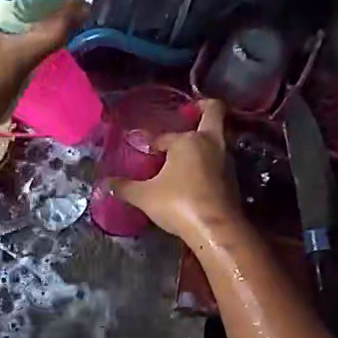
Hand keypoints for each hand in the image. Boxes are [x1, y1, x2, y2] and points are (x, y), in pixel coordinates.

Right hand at [112, 99, 242, 242]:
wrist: (216, 229)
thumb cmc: (179, 204)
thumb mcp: (144, 196)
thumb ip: (124, 187)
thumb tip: (104, 184)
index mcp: (189, 140)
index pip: (166, 135)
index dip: (152, 141)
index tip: (142, 146)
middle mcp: (211, 143)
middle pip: (214, 112)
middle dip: (202, 108)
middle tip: (189, 113)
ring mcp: (226, 160)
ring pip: (219, 138)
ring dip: (205, 139)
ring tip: (186, 150)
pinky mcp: (233, 178)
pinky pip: (220, 160)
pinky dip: (209, 161)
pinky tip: (194, 174)